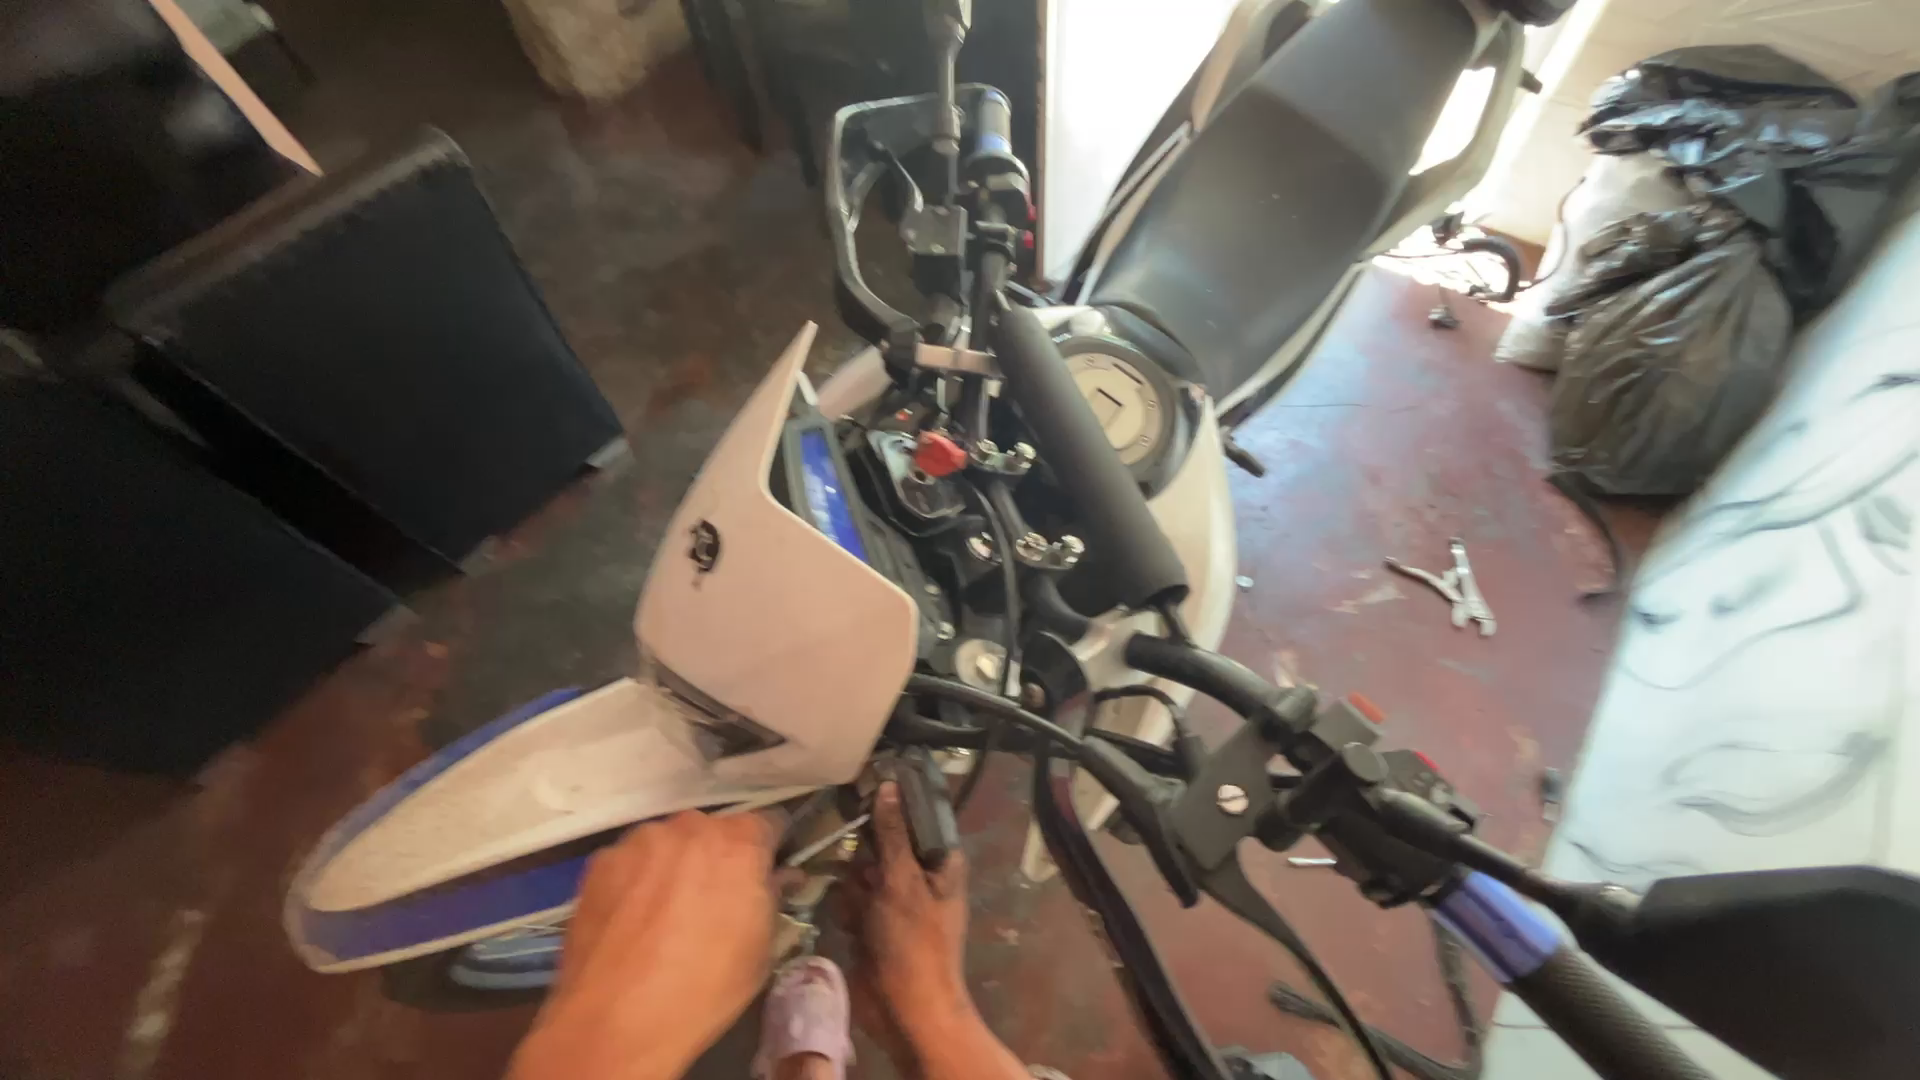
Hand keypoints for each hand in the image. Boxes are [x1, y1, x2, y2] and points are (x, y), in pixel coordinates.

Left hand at [509, 810, 780, 1079]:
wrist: (614, 1024)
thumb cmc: (704, 987)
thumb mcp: (762, 949)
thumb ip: (774, 897)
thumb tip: (780, 877)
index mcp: (741, 842)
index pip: (770, 823)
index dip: (769, 849)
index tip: (764, 873)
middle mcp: (693, 827)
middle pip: (715, 831)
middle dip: (718, 857)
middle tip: (712, 900)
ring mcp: (643, 840)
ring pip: (670, 843)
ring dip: (675, 865)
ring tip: (663, 913)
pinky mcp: (602, 861)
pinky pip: (631, 861)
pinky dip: (636, 880)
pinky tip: (631, 920)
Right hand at [839, 781, 974, 1046]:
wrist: (905, 1012)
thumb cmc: (914, 942)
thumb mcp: (902, 881)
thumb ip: (892, 833)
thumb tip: (889, 785)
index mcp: (940, 861)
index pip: (916, 817)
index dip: (892, 805)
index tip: (866, 786)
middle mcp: (918, 875)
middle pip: (881, 843)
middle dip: (864, 854)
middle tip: (859, 861)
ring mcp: (893, 899)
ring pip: (860, 871)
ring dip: (854, 888)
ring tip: (860, 909)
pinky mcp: (871, 922)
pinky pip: (850, 899)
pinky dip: (848, 910)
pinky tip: (852, 926)